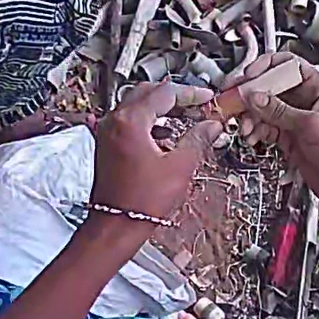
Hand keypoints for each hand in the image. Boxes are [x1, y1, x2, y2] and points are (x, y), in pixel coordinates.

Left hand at [90, 81, 221, 227]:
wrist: (116, 226)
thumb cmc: (142, 201)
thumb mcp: (179, 167)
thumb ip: (197, 139)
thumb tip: (212, 125)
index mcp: (131, 121)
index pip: (165, 93)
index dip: (190, 94)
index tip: (206, 99)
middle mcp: (115, 122)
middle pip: (148, 93)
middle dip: (174, 96)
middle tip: (196, 104)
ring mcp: (107, 132)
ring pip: (136, 105)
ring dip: (161, 108)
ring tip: (184, 117)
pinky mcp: (106, 145)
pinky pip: (129, 121)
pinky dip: (148, 121)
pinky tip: (164, 134)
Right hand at [229, 54, 318, 205]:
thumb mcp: (311, 125)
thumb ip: (280, 110)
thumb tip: (256, 97)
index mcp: (318, 89)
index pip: (288, 66)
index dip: (267, 67)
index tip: (250, 75)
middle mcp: (305, 102)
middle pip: (271, 88)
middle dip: (251, 93)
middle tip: (234, 99)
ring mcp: (295, 120)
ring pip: (264, 109)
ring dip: (250, 116)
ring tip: (245, 126)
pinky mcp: (288, 138)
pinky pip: (265, 128)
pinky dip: (255, 131)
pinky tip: (252, 136)